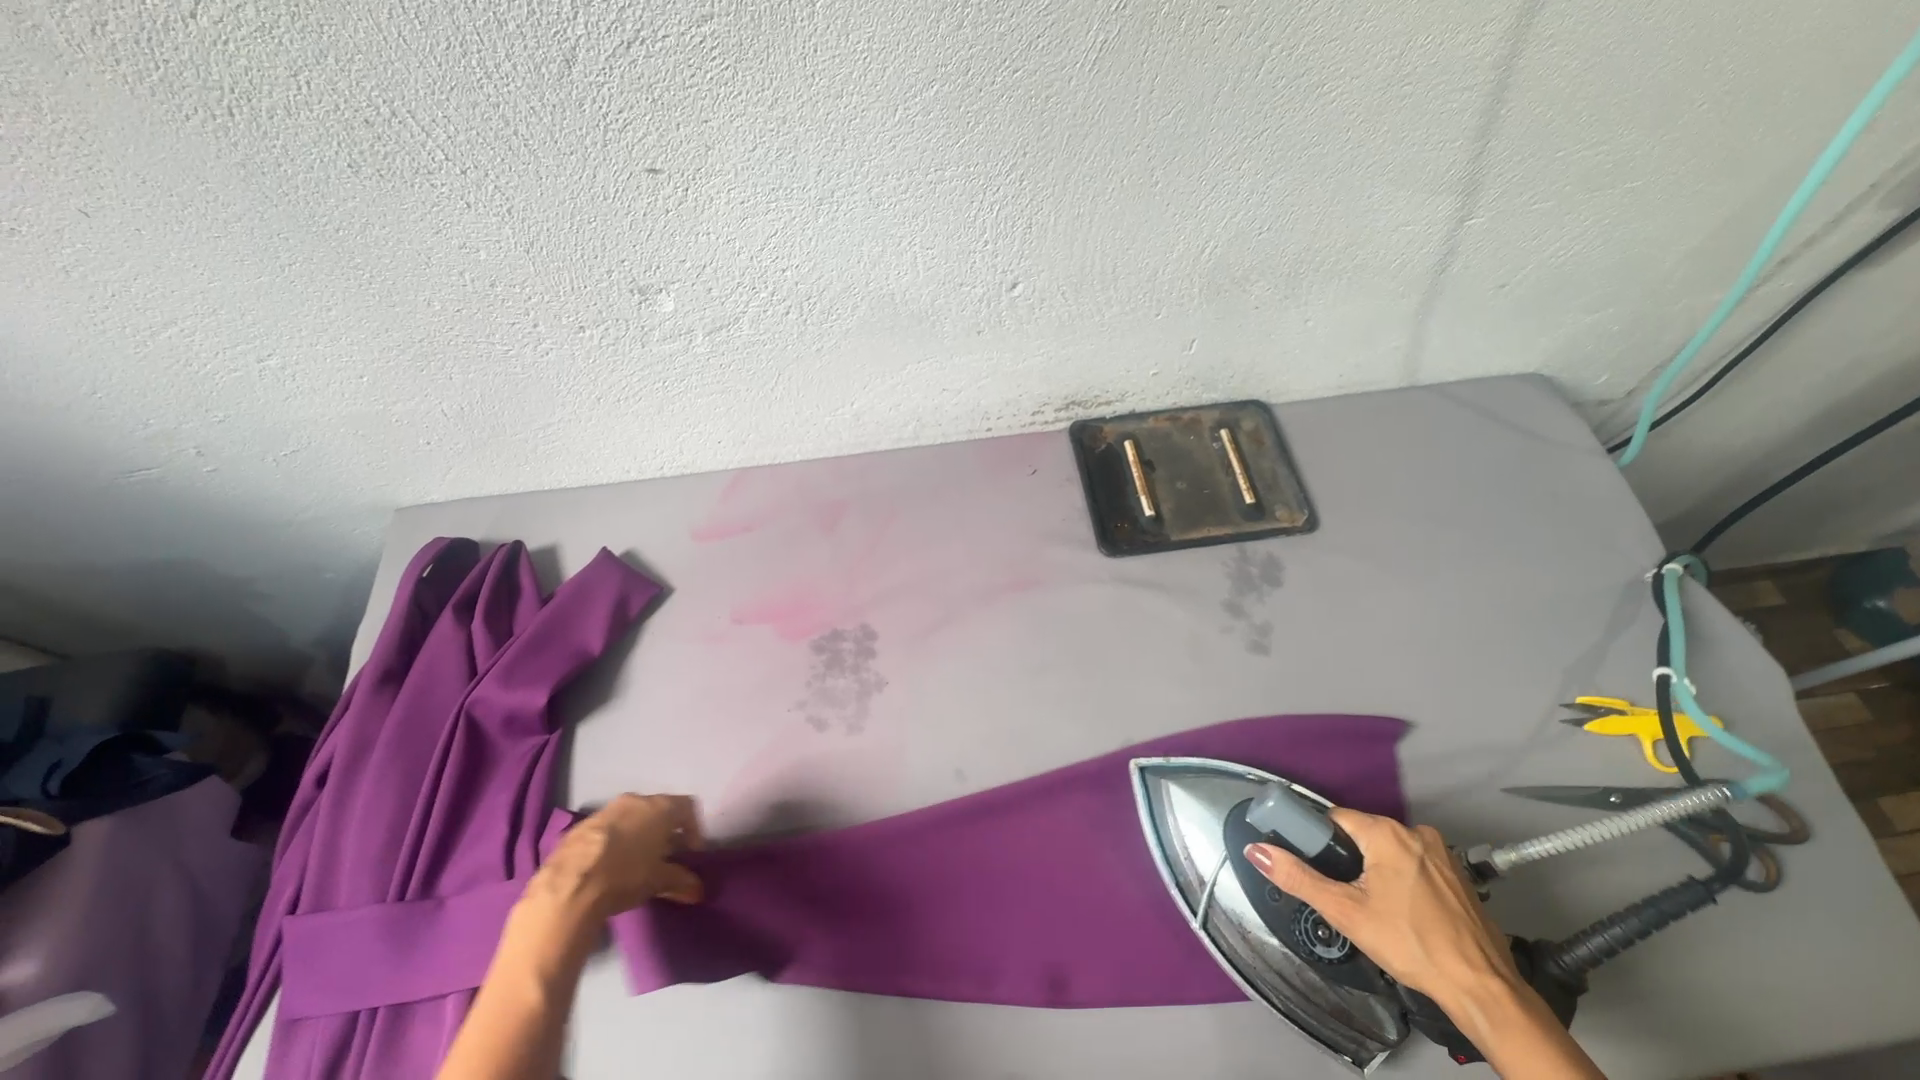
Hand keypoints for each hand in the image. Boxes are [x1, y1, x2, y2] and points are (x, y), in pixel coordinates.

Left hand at [530, 793, 704, 917]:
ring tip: (637, 863)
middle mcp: (634, 801)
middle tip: (666, 858)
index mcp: (659, 807)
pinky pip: (608, 828)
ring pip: (632, 817)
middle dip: (666, 832)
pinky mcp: (580, 826)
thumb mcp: (659, 881)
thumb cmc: (626, 875)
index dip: (694, 830)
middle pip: (659, 810)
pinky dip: (615, 842)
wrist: (568, 885)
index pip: (688, 807)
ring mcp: (605, 811)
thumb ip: (682, 881)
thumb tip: (697, 890)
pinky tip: (610, 866)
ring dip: (639, 835)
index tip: (690, 854)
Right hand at [1244, 808, 1516, 1001]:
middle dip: (1346, 859)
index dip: (1316, 838)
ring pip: (1389, 851)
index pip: (1335, 818)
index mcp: (1387, 833)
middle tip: (1340, 894)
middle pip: (1363, 834)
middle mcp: (1416, 833)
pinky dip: (1401, 880)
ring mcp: (1442, 854)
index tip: (1309, 864)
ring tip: (1370, 907)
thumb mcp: (1344, 912)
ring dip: (1374, 871)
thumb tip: (1257, 851)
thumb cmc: (1409, 944)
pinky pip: (1415, 866)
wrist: (1479, 985)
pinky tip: (1401, 912)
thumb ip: (1297, 877)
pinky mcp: (1458, 876)